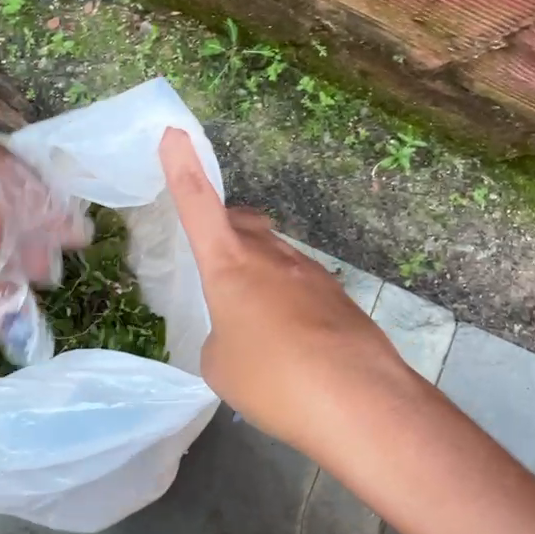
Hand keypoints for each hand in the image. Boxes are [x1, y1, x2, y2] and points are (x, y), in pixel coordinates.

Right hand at [159, 128, 421, 450]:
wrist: (360, 401)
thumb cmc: (273, 379)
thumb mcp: (220, 365)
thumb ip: (221, 336)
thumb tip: (240, 331)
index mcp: (229, 264)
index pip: (198, 203)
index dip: (182, 168)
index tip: (174, 133)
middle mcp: (270, 256)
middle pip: (241, 224)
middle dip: (224, 230)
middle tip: (214, 262)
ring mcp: (310, 273)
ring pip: (273, 254)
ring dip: (257, 272)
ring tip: (254, 322)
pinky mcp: (338, 297)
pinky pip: (300, 285)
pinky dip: (286, 301)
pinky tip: (291, 344)